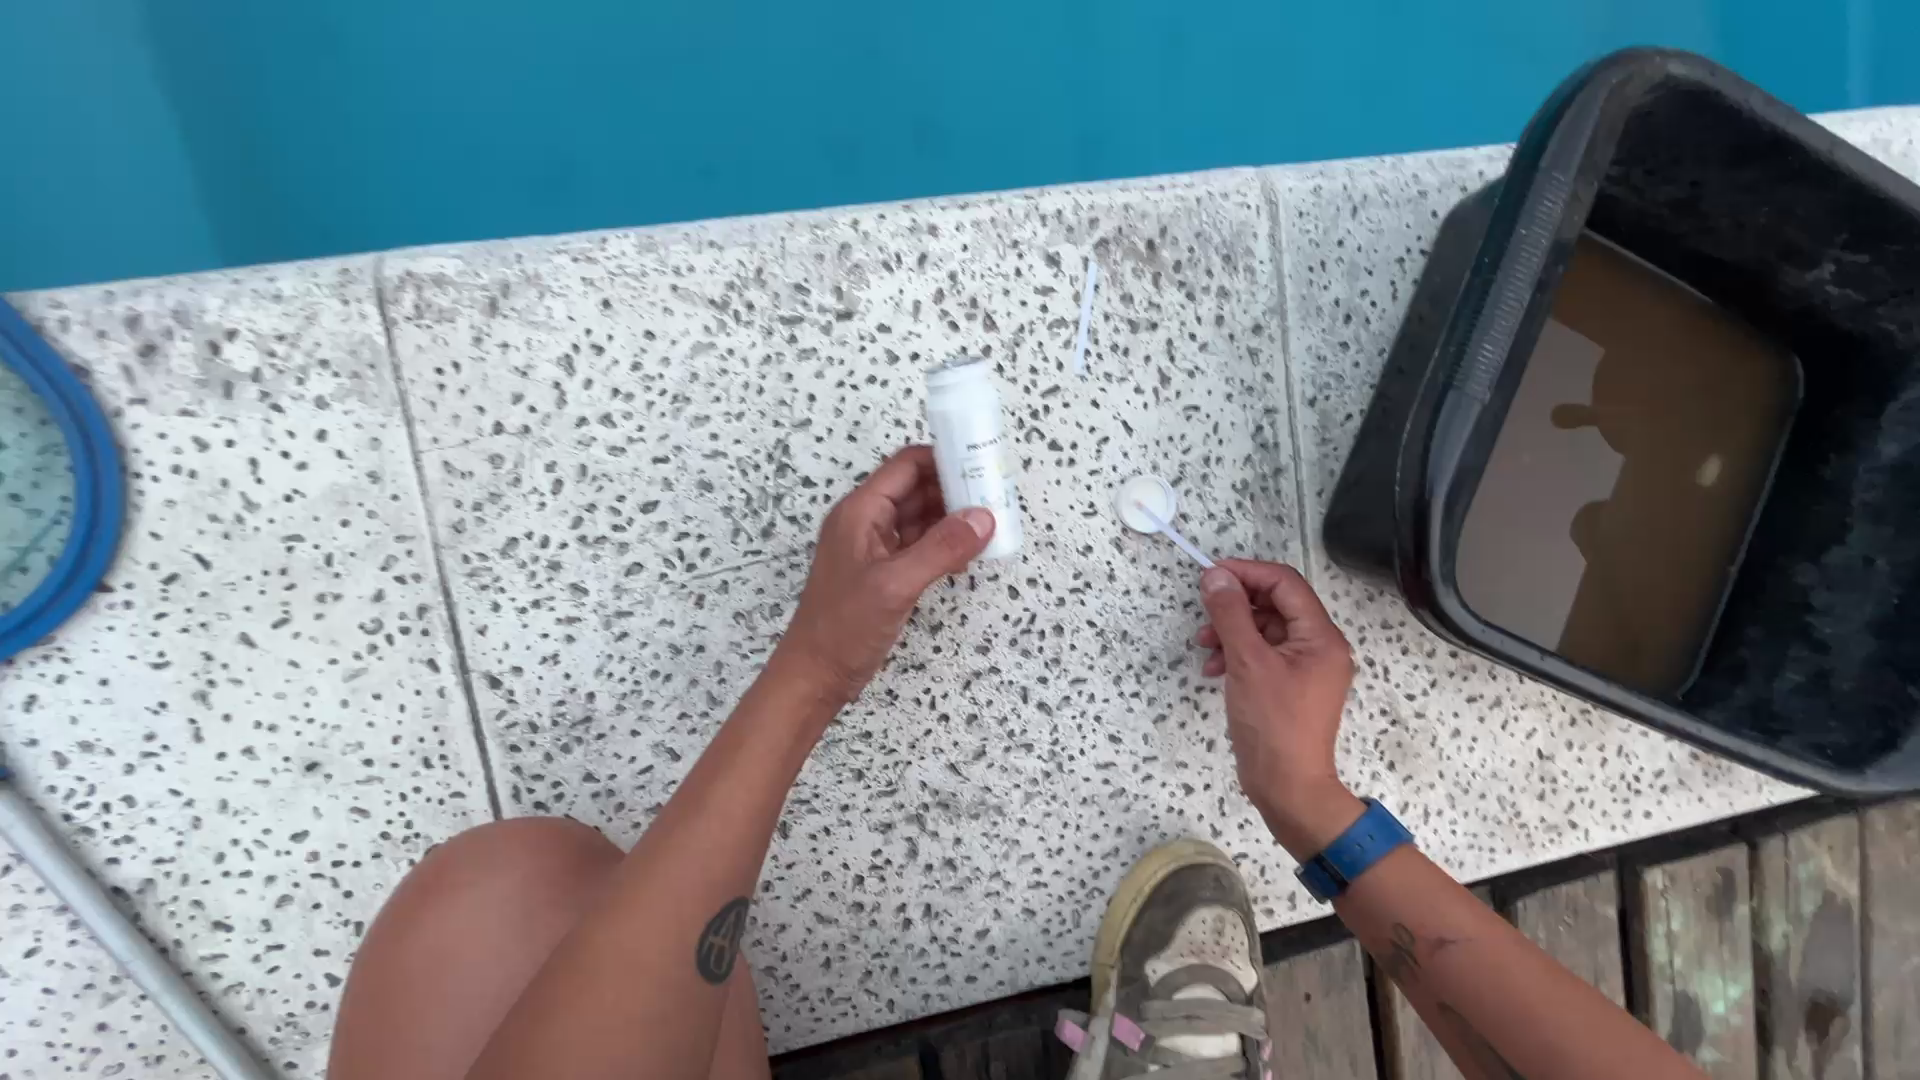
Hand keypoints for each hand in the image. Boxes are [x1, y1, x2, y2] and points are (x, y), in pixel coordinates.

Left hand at [775, 445, 994, 706]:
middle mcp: (866, 522)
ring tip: (990, 522)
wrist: (816, 675)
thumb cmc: (844, 627)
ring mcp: (874, 548)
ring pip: (919, 517)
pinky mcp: (883, 572)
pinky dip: (943, 544)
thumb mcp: (895, 584)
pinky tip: (968, 554)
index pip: (906, 466)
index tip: (981, 464)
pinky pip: (918, 545)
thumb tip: (984, 518)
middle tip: (995, 495)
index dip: (943, 459)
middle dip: (954, 488)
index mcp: (860, 512)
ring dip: (952, 518)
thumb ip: (941, 549)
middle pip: (916, 488)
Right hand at [1195, 559, 1363, 857]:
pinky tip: (1214, 669)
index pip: (1285, 584)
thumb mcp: (1246, 662)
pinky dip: (1236, 654)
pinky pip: (1261, 654)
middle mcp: (1319, 647)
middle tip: (1204, 613)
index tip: (1211, 574)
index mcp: (1321, 637)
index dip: (1247, 573)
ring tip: (1205, 646)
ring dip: (1231, 631)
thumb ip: (1230, 614)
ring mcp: (1304, 668)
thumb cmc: (1273, 723)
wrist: (1287, 786)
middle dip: (1235, 606)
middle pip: (1274, 605)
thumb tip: (1215, 575)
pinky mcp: (1288, 685)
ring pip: (1263, 630)